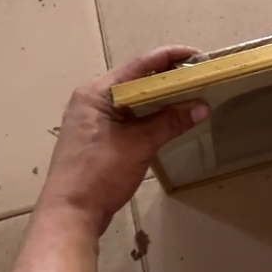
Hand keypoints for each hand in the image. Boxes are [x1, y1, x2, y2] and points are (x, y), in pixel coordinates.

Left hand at [38, 46, 209, 236]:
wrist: (69, 216)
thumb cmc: (99, 174)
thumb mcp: (138, 145)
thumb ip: (170, 122)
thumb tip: (203, 106)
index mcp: (96, 92)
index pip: (139, 65)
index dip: (170, 57)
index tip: (197, 55)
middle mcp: (92, 98)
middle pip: (135, 79)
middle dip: (167, 77)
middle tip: (198, 76)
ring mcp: (92, 118)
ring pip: (132, 98)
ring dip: (159, 96)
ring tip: (189, 93)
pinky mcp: (97, 136)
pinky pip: (128, 115)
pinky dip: (148, 113)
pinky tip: (168, 117)